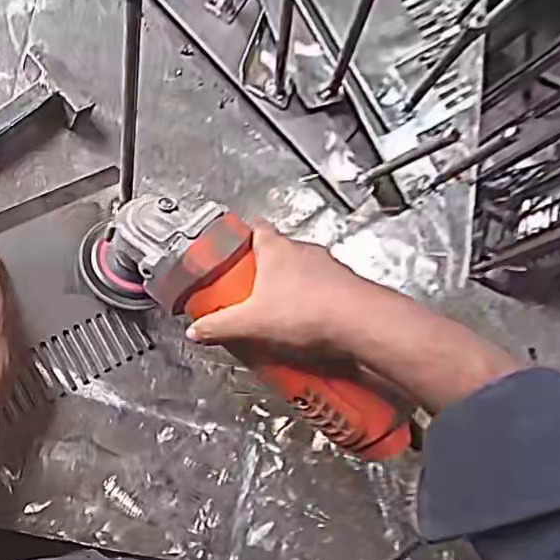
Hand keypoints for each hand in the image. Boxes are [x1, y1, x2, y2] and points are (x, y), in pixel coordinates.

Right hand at [185, 222, 518, 413]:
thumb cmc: (313, 310)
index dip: (236, 236)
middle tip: (237, 291)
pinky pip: (312, 295)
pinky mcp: (340, 291)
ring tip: (263, 315)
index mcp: (277, 249)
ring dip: (278, 292)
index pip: (253, 229)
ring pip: (293, 275)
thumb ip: (218, 326)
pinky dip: (299, 307)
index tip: (224, 248)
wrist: (363, 326)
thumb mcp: (250, 322)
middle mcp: (304, 254)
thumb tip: (196, 330)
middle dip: (252, 273)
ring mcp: (325, 271)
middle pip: (271, 255)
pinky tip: (291, 329)